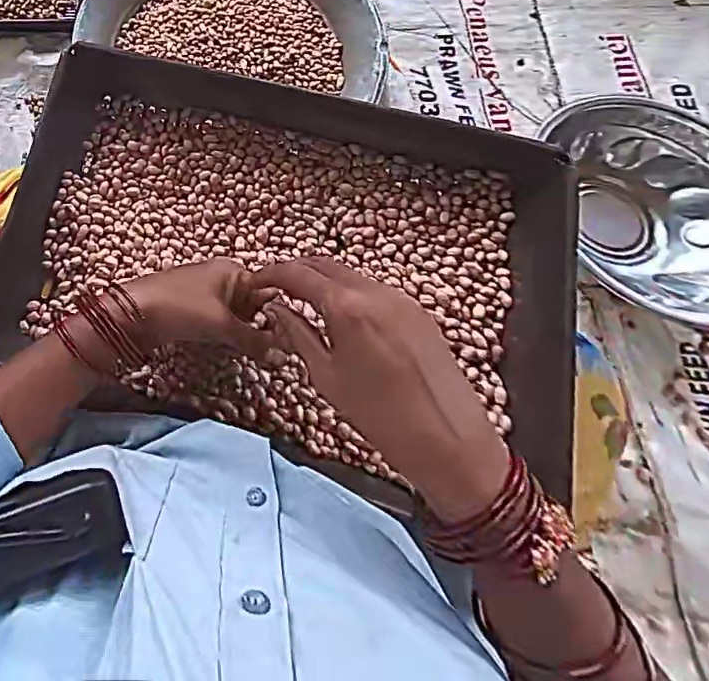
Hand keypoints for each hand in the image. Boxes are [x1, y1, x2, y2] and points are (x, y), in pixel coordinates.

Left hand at [117, 260, 272, 360]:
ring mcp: (206, 294)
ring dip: (246, 334)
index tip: (296, 339)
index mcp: (232, 270)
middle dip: (264, 326)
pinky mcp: (193, 311)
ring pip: (238, 316)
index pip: (269, 290)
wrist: (131, 314)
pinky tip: (235, 350)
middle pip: (255, 304)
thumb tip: (283, 355)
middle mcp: (222, 278)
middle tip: (282, 353)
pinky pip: (221, 323)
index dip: (281, 314)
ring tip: (264, 355)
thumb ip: (254, 339)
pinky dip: (229, 335)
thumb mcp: (221, 324)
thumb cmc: (178, 307)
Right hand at [252, 257, 509, 518]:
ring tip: (302, 302)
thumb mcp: (326, 376)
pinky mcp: (418, 313)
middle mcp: (376, 293)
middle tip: (274, 288)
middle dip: (294, 271)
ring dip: (322, 280)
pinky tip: (338, 315)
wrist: (452, 444)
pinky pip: (372, 290)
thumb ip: (297, 334)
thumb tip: (276, 309)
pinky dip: (347, 293)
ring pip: (349, 274)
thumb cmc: (382, 417)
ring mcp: (401, 300)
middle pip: (323, 264)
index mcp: (347, 307)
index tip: (255, 283)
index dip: (270, 273)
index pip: (297, 272)